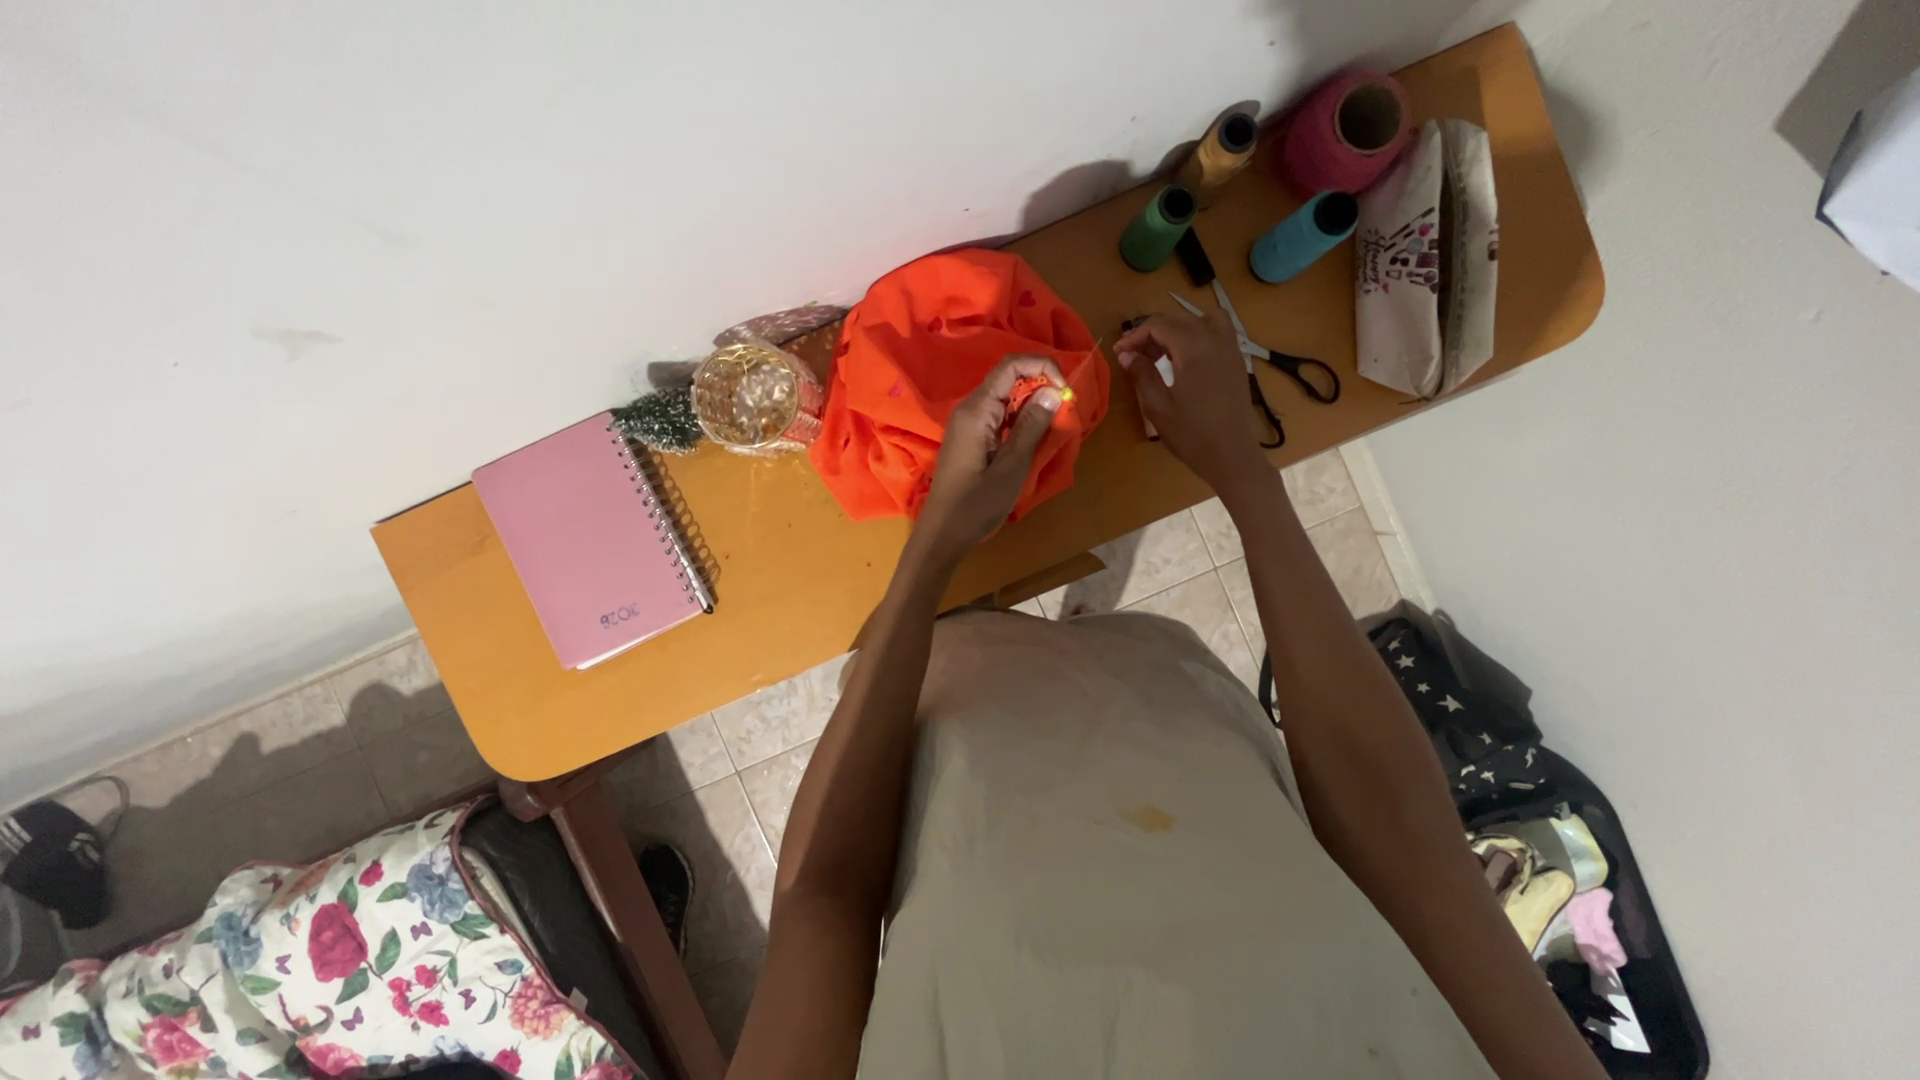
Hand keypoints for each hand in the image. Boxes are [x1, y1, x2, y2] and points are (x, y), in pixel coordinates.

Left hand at [912, 354, 1064, 564]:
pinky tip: (1035, 436)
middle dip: (1041, 385)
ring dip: (1032, 403)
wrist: (942, 534)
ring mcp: (968, 423)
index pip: (1010, 366)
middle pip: (1008, 378)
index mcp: (977, 410)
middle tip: (1065, 410)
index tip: (1065, 391)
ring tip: (1055, 424)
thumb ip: (1031, 427)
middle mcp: (970, 408)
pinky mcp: (970, 437)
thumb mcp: (1011, 467)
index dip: (1042, 367)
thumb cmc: (976, 505)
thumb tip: (1053, 392)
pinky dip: (1020, 418)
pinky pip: (999, 415)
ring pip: (1005, 397)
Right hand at [1114, 307, 1268, 492]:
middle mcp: (1215, 340)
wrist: (1231, 455)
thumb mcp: (1158, 406)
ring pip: (1203, 320)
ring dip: (1179, 328)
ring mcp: (1231, 350)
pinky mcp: (1237, 362)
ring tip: (1163, 351)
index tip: (1120, 353)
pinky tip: (1186, 359)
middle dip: (1153, 331)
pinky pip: (1219, 333)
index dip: (1135, 335)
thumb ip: (1142, 374)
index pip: (1160, 325)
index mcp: (1194, 348)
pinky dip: (1199, 335)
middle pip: (1180, 319)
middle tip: (1134, 354)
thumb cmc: (1191, 434)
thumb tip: (1127, 354)